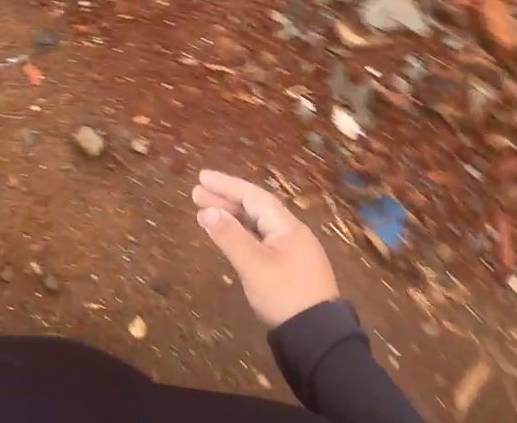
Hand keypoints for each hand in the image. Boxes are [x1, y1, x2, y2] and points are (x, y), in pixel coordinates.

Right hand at [192, 170, 339, 327]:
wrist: (319, 340)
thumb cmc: (285, 296)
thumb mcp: (253, 266)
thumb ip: (230, 236)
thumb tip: (207, 210)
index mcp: (287, 227)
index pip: (253, 197)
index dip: (226, 185)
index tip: (201, 177)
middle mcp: (292, 234)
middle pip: (256, 208)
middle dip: (226, 199)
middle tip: (196, 194)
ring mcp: (293, 252)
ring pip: (259, 224)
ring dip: (232, 216)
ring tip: (205, 212)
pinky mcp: (291, 268)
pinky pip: (262, 239)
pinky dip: (242, 232)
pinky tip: (229, 236)